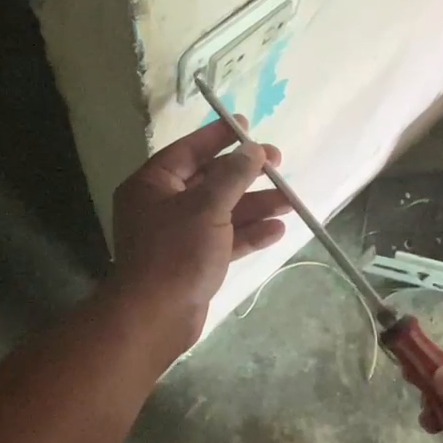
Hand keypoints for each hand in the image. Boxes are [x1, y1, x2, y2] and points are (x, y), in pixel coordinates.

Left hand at [108, 118, 291, 338]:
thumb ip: (232, 175)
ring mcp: (178, 235)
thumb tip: (252, 150)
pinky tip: (278, 229)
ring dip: (254, 205)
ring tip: (290, 201)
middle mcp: (162, 205)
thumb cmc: (175, 252)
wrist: (155, 317)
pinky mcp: (192, 262)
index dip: (218, 137)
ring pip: (221, 211)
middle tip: (278, 163)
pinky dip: (248, 234)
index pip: (188, 150)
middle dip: (245, 174)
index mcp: (152, 184)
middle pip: (209, 180)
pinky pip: (223, 239)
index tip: (246, 125)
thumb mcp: (206, 207)